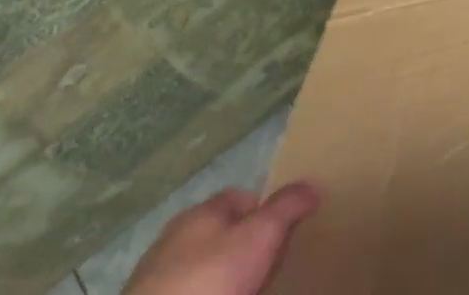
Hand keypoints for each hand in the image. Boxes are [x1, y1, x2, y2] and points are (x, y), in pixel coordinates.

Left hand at [124, 182, 321, 294]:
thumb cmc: (211, 277)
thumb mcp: (262, 233)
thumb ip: (289, 205)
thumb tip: (312, 184)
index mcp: (199, 214)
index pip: (242, 196)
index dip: (268, 210)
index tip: (285, 232)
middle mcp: (173, 239)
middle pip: (224, 231)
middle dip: (249, 245)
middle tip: (269, 263)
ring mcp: (156, 277)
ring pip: (205, 265)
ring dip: (227, 274)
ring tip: (248, 288)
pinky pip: (191, 290)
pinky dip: (208, 292)